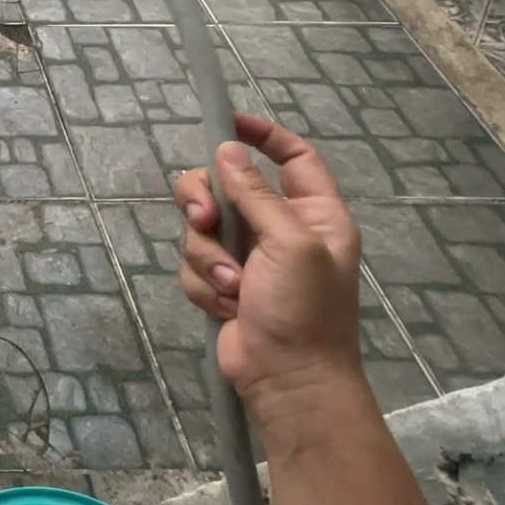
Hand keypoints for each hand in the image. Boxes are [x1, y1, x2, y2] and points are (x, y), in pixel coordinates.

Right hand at [172, 112, 365, 422]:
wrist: (288, 381)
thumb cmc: (305, 311)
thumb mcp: (290, 246)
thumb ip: (257, 195)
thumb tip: (227, 151)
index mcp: (313, 215)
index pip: (292, 158)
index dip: (262, 135)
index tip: (226, 123)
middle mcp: (277, 228)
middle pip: (224, 185)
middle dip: (203, 200)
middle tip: (203, 218)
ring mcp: (247, 254)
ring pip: (199, 225)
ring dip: (206, 255)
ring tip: (228, 286)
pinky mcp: (220, 278)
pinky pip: (192, 259)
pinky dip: (202, 281)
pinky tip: (225, 304)